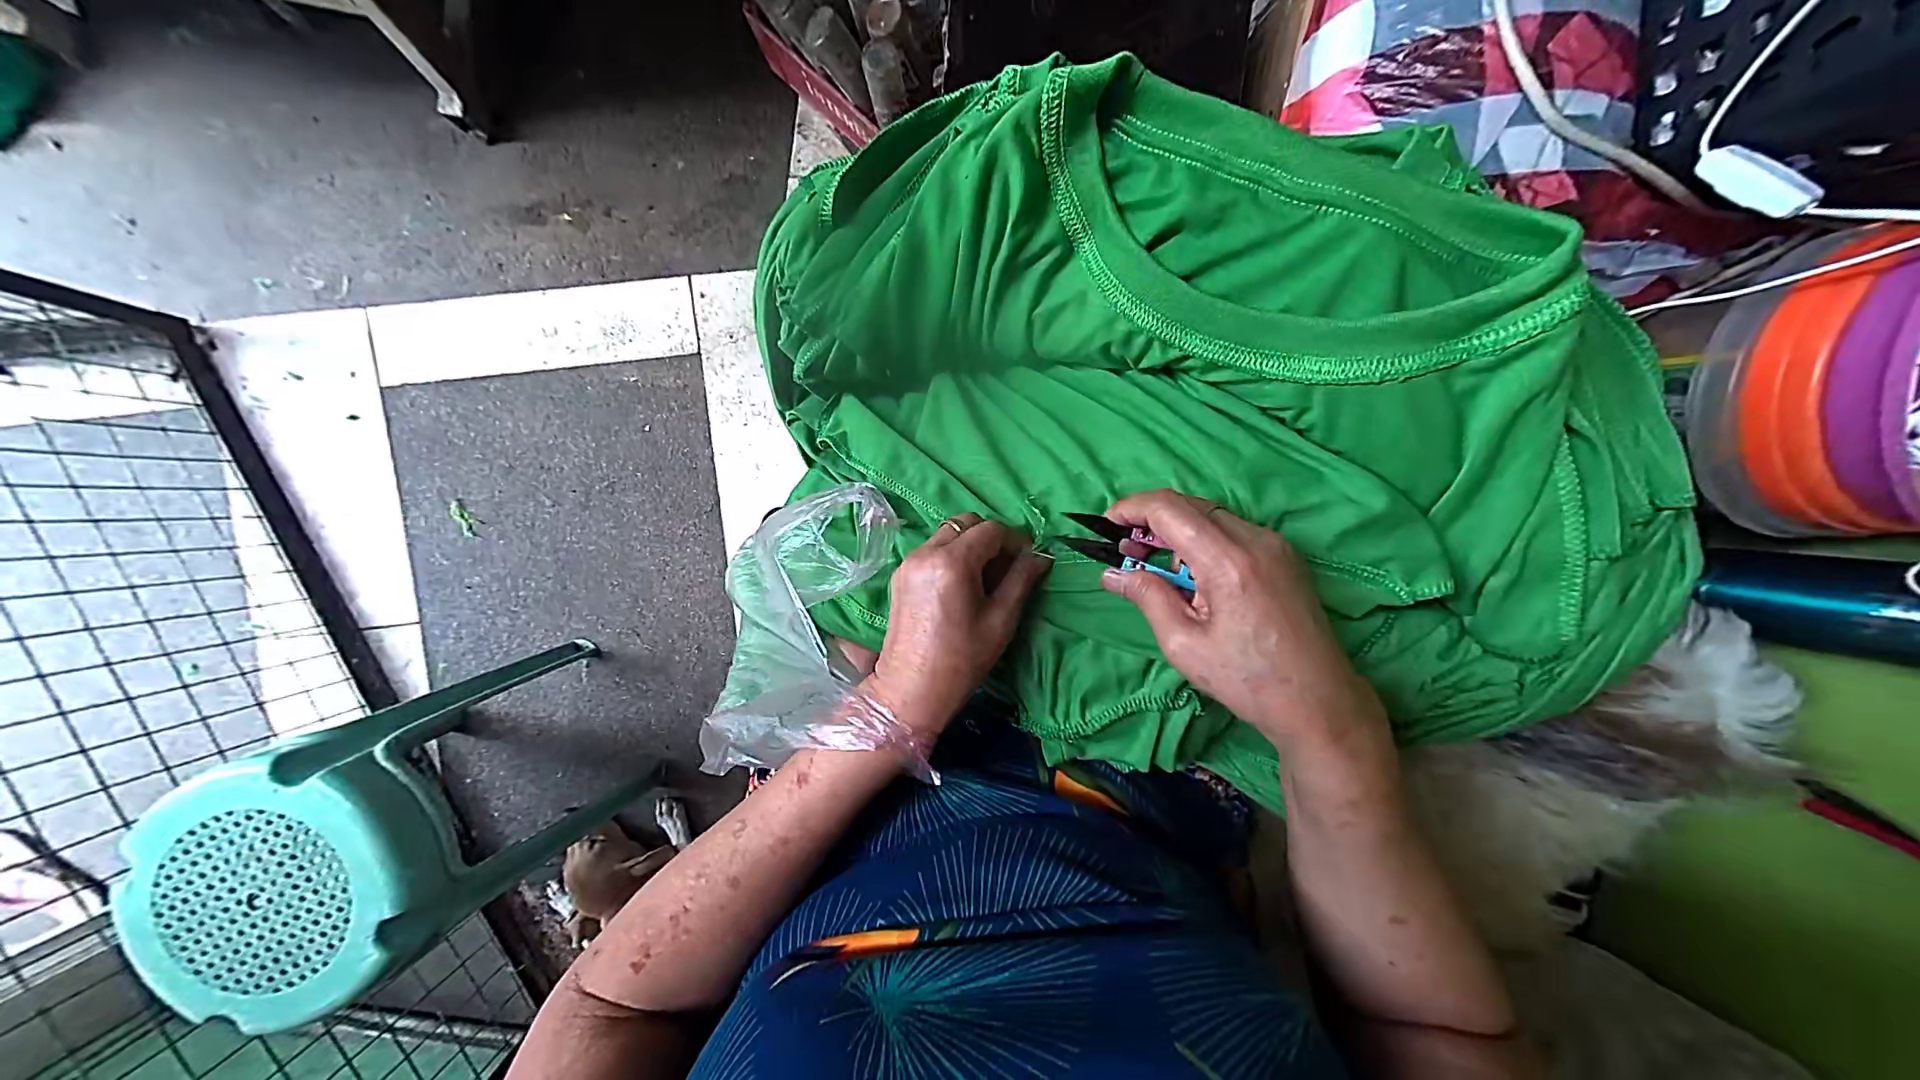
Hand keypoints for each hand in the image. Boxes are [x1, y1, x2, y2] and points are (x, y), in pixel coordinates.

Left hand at [864, 513, 1051, 745]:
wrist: (911, 689)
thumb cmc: (962, 660)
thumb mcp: (1001, 620)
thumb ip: (1022, 579)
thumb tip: (1041, 555)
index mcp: (952, 562)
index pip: (991, 529)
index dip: (1015, 541)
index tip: (1027, 561)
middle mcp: (926, 553)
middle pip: (966, 523)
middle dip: (991, 538)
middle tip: (1006, 569)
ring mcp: (909, 562)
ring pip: (948, 533)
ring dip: (971, 546)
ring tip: (985, 580)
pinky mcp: (900, 575)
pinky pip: (932, 550)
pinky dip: (951, 555)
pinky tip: (962, 586)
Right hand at [1098, 490, 1385, 744]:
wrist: (1319, 701)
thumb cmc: (1247, 679)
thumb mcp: (1183, 643)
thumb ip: (1147, 597)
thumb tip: (1112, 573)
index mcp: (1228, 561)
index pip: (1169, 508)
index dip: (1131, 508)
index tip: (1106, 525)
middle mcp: (1255, 539)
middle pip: (1189, 505)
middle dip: (1150, 519)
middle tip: (1126, 551)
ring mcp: (1275, 544)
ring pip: (1211, 515)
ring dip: (1176, 529)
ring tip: (1153, 563)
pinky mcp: (1284, 555)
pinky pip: (1232, 530)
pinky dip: (1201, 539)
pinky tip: (1190, 572)